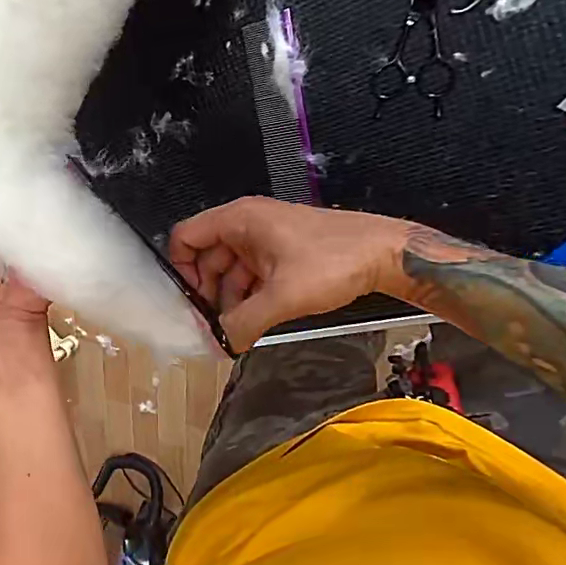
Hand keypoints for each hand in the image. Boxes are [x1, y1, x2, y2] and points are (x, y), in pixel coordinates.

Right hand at [167, 197, 413, 350]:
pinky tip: (255, 321)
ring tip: (236, 329)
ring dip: (230, 298)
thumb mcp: (282, 297)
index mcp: (239, 219)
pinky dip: (250, 296)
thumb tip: (218, 345)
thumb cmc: (333, 263)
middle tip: (212, 325)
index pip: (186, 237)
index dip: (180, 270)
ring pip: (231, 269)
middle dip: (207, 291)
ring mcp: (267, 238)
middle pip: (207, 256)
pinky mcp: (284, 252)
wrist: (384, 254)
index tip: (189, 304)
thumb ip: (243, 322)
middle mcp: (248, 224)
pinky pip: (253, 274)